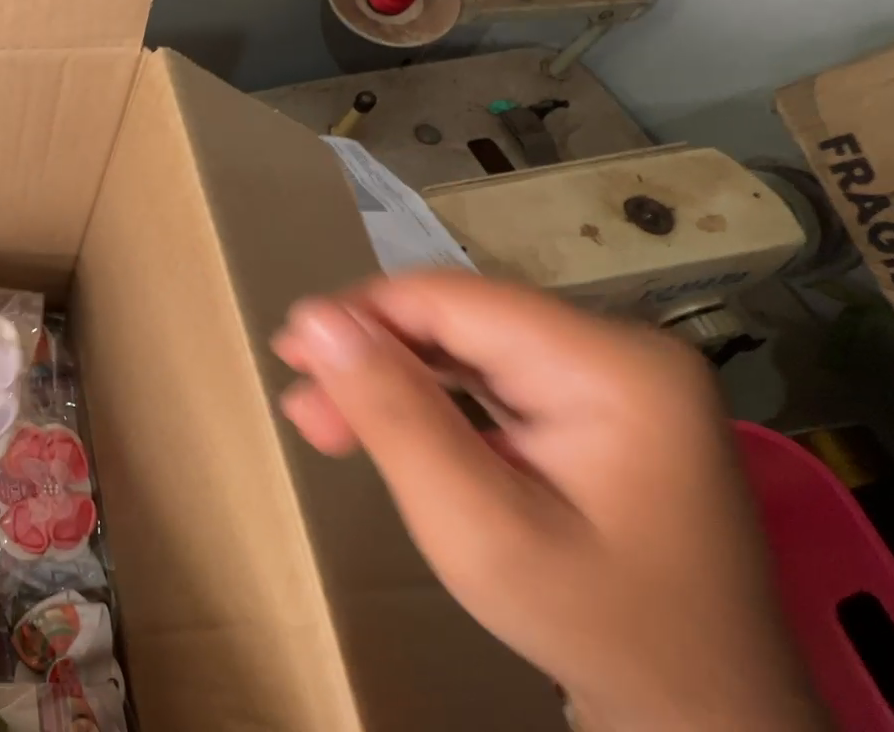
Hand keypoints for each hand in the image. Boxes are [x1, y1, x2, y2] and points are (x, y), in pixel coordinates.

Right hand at [272, 271, 824, 731]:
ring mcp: (612, 376)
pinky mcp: (597, 404)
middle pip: (457, 319)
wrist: (699, 709)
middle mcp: (618, 350)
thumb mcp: (474, 523)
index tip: (289, 358)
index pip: (450, 299)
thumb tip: (313, 318)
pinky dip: (428, 398)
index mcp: (609, 366)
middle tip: (305, 409)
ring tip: (329, 422)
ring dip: (390, 378)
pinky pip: (488, 375)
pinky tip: (389, 428)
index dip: (358, 316)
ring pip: (464, 344)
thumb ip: (392, 412)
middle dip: (370, 357)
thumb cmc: (588, 620)